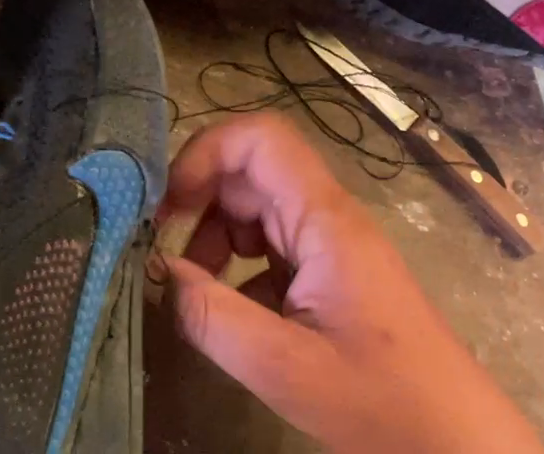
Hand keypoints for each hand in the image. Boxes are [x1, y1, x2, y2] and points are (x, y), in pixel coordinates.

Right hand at [157, 114, 543, 453]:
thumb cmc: (384, 405)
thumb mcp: (285, 368)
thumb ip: (211, 316)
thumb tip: (159, 271)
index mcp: (325, 220)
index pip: (259, 139)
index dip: (205, 153)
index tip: (170, 203)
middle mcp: (327, 220)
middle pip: (250, 173)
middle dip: (200, 202)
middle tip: (167, 251)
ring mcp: (331, 248)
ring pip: (256, 209)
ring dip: (215, 236)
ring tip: (196, 288)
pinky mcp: (330, 278)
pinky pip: (270, 248)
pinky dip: (238, 269)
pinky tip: (232, 315)